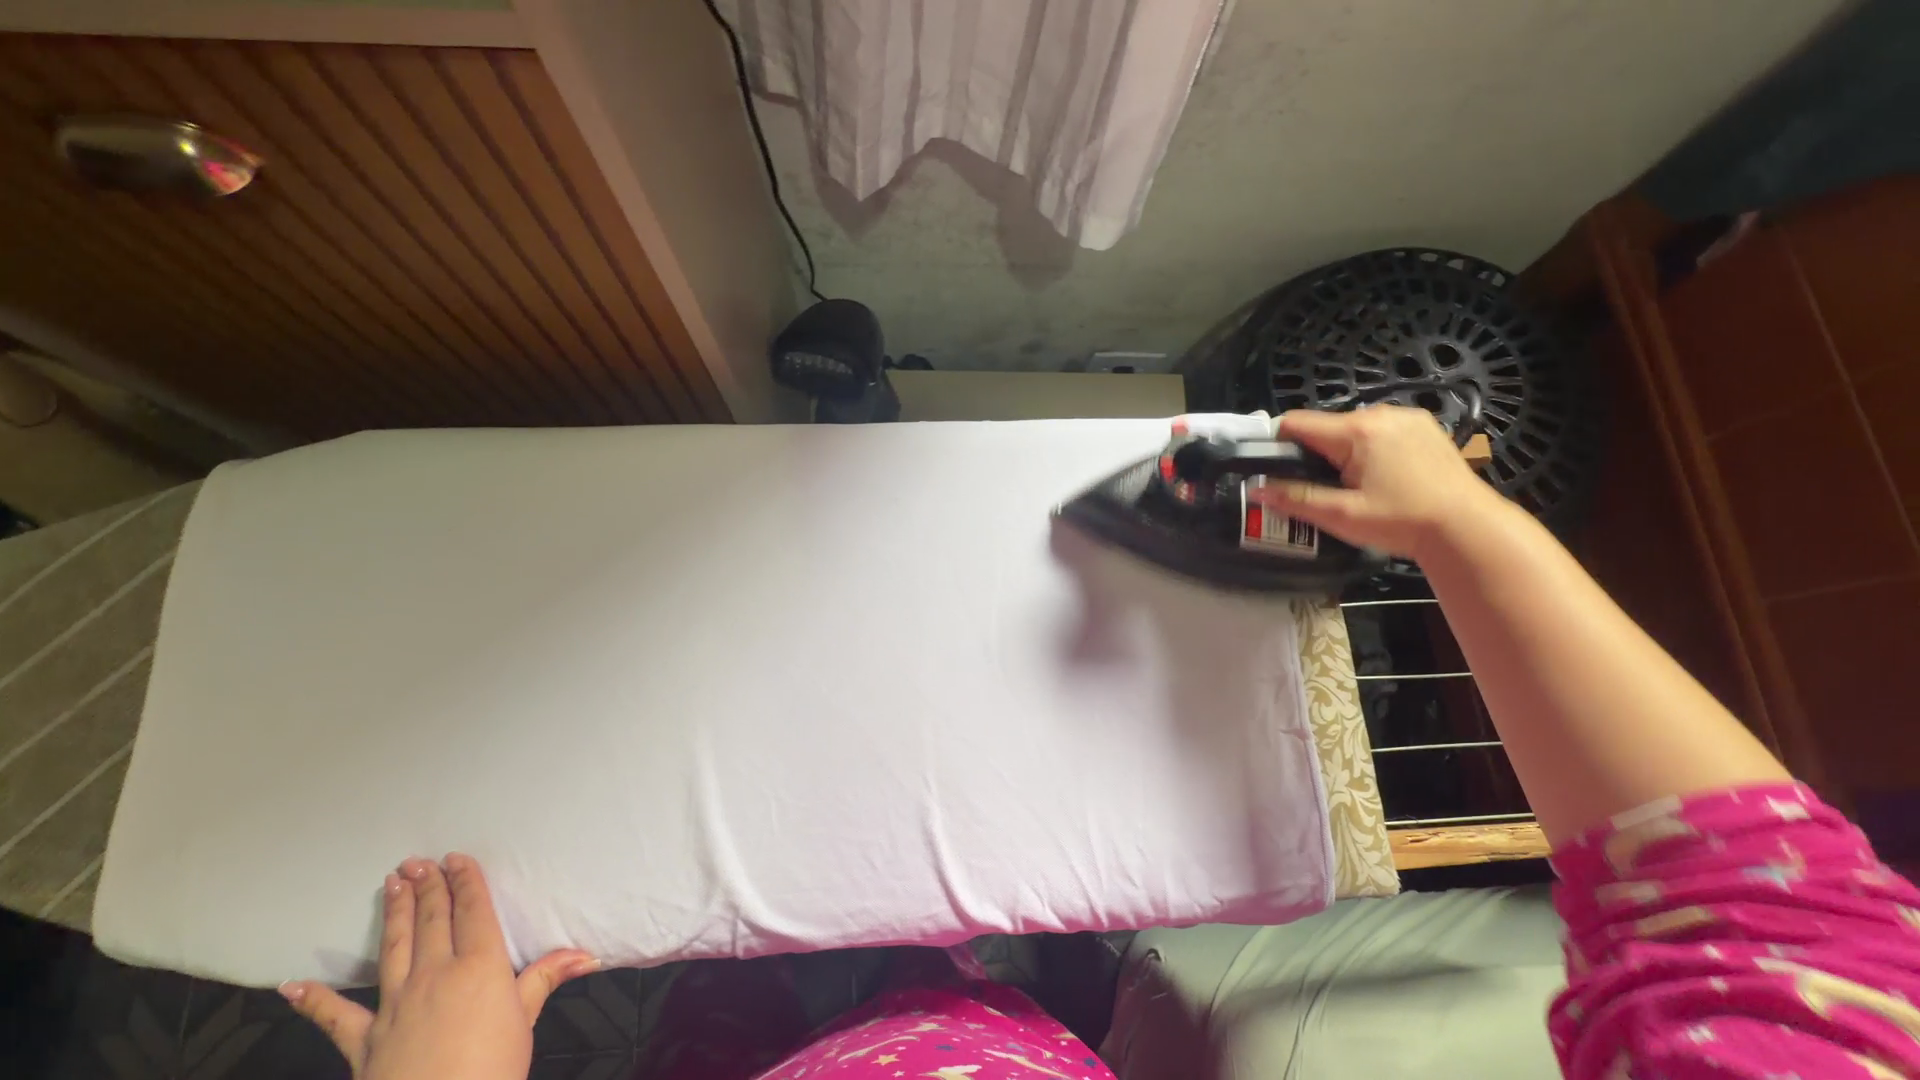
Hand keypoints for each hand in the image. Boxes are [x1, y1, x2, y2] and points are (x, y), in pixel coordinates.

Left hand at [280, 854, 599, 1079]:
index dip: (466, 883)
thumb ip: (544, 980)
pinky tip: (292, 985)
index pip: (473, 913)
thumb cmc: (491, 1069)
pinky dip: (313, 999)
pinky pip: (335, 1017)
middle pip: (433, 922)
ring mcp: (396, 1004)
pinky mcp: (364, 1039)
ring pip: (394, 948)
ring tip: (392, 884)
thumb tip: (585, 954)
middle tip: (418, 861)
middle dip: (428, 888)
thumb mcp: (525, 1023)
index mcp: (479, 967)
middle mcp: (436, 974)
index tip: (457, 859)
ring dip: (394, 914)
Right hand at [1251, 406, 1507, 560]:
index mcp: (1356, 431)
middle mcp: (1381, 414)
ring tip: (1353, 486)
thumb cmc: (1402, 522)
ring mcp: (1406, 418)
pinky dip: (1370, 449)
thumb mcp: (1341, 516)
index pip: (1295, 423)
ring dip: (1343, 452)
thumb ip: (1295, 499)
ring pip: (1352, 429)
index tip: (1274, 469)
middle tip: (1321, 489)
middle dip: (1315, 454)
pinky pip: (1380, 431)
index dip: (1277, 444)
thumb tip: (1256, 490)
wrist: (1467, 528)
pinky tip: (1382, 477)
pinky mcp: (1424, 427)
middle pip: (1325, 427)